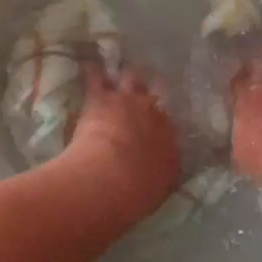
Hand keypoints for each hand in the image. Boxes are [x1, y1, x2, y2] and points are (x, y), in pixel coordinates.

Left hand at [65, 65, 180, 214]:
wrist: (112, 177)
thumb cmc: (135, 195)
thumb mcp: (155, 191)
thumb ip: (157, 179)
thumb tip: (155, 177)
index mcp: (170, 144)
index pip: (170, 129)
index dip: (162, 125)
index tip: (156, 127)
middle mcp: (155, 117)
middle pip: (156, 99)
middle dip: (150, 96)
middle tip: (143, 95)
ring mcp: (130, 103)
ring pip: (134, 80)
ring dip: (128, 78)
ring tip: (123, 74)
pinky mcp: (103, 99)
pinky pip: (98, 78)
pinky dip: (95, 73)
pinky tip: (91, 67)